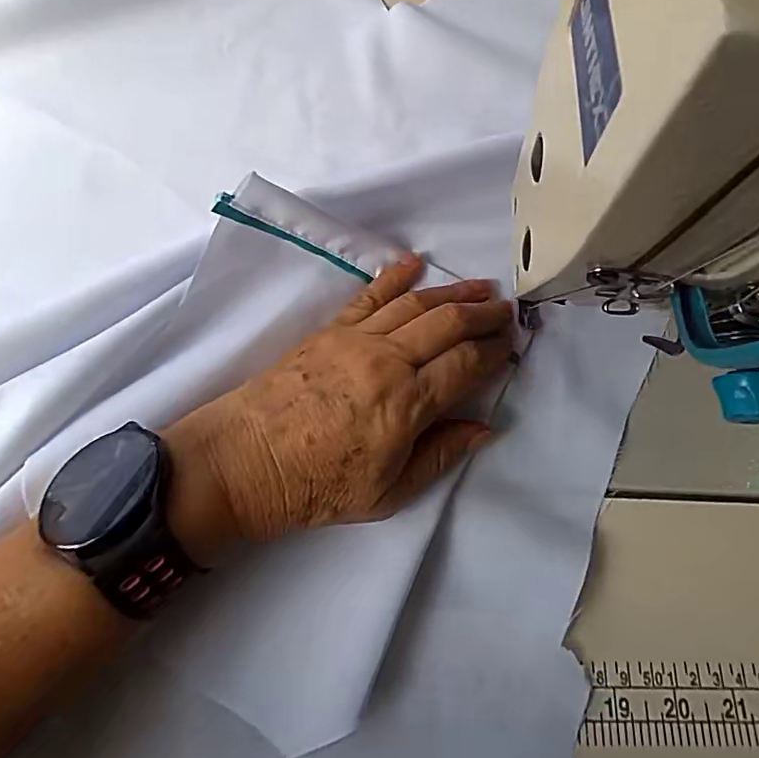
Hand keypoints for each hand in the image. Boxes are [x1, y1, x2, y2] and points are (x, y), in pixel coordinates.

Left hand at [163, 254, 513, 565]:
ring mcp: (355, 341)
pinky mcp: (328, 330)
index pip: (465, 365)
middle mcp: (386, 362)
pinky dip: (394, 276)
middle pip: (447, 325)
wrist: (248, 459)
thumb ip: (440, 455)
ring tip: (480, 286)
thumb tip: (484, 427)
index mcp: (407, 405)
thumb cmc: (317, 485)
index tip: (510, 345)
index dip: (493, 352)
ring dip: (452, 292)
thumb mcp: (389, 493)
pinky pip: (369, 296)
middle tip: (506, 310)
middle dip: (483, 314)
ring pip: (414, 304)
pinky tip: (414, 264)